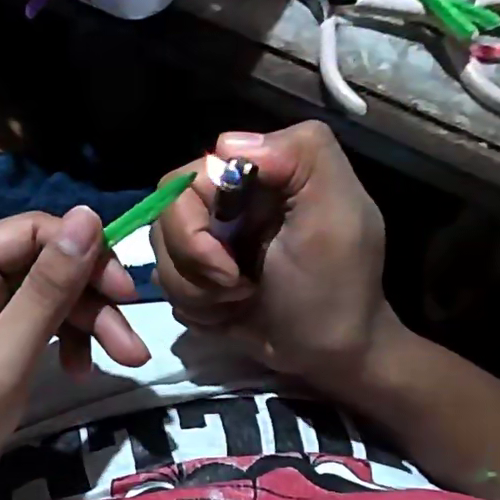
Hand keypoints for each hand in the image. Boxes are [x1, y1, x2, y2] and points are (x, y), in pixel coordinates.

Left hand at [0, 207, 149, 499]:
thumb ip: (49, 288)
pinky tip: (83, 370)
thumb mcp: (8, 355)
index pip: (30, 232)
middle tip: (131, 343)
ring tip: (127, 360)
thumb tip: (90, 216)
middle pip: (48, 264)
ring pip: (54, 293)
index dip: (83, 253)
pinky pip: (46, 319)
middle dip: (94, 301)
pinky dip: (72, 340)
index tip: (125, 292)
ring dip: (93, 324)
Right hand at [152, 121, 396, 397]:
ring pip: (161, 258)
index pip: (186, 181)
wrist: (329, 355)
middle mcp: (225, 204)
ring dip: (197, 292)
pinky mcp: (199, 281)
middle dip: (195, 265)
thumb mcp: (337, 213)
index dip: (193, 226)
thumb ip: (303, 155)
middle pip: (164, 219)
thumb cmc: (336, 285)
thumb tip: (226, 143)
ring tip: (239, 301)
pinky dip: (198, 310)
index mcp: (256, 178)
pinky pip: (167, 289)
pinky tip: (230, 314)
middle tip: (237, 288)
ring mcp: (208, 244)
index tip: (230, 262)